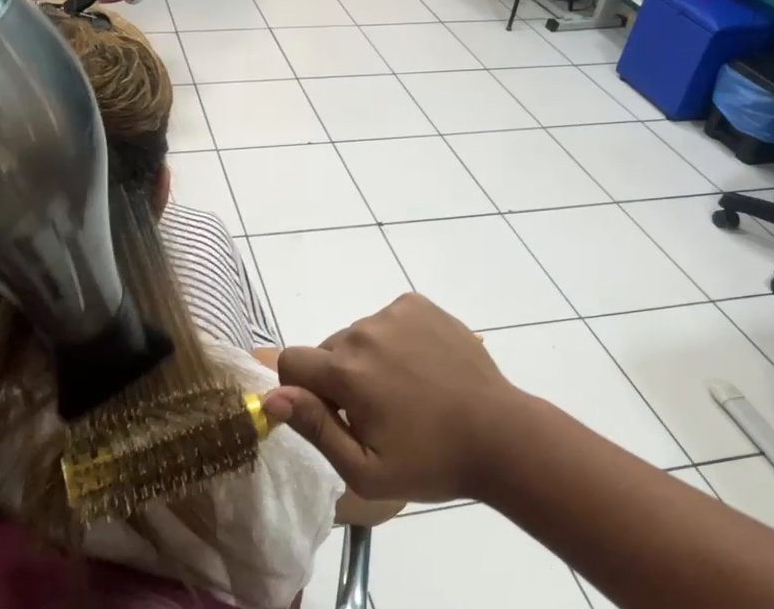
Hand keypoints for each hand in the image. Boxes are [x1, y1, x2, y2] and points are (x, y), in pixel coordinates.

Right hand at [264, 294, 521, 502]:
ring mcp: (393, 313)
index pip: (290, 362)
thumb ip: (314, 428)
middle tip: (378, 412)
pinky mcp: (417, 304)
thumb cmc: (431, 462)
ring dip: (367, 360)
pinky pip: (386, 320)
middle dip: (339, 379)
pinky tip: (420, 367)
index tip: (332, 414)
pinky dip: (393, 341)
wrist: (501, 436)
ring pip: (357, 336)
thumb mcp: (366, 470)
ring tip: (406, 392)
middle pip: (326, 351)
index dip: (302, 390)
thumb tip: (271, 397)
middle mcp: (363, 332)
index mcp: (346, 371)